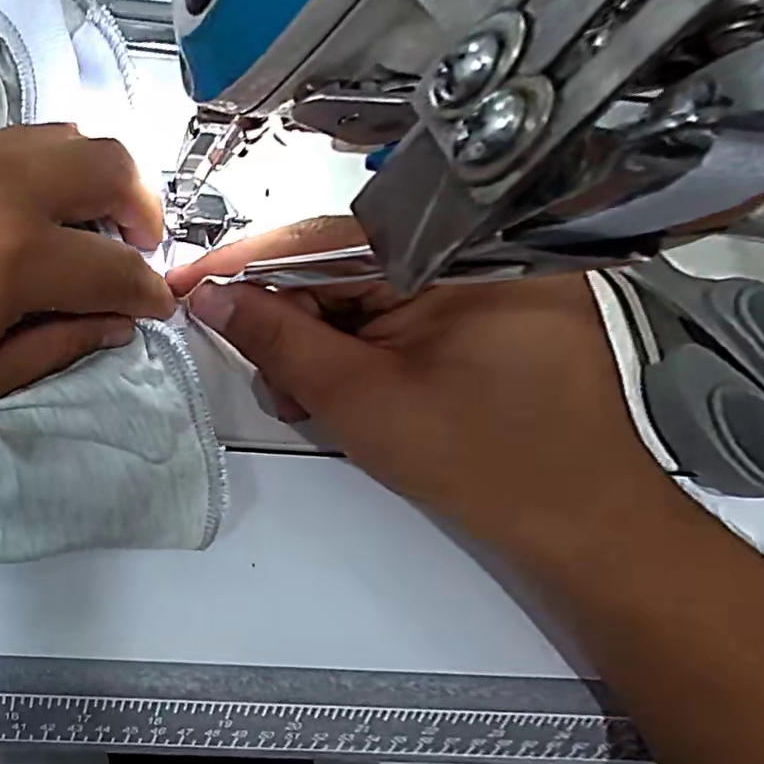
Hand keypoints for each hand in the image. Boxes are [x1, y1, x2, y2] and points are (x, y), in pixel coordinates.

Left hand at [0, 125, 172, 449]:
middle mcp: (3, 187)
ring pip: (67, 137)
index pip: (115, 268)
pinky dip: (47, 167)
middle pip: (111, 169)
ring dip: (98, 179)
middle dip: (143, 212)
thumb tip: (116, 324)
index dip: (147, 293)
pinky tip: (30, 209)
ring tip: (90, 227)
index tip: (155, 308)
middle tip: (136, 253)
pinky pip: (16, 138)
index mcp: (16, 258)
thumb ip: (59, 344)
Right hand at [169, 217, 686, 555]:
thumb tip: (211, 296)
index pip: (325, 241)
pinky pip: (392, 316)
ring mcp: (483, 283)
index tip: (188, 285)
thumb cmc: (477, 459)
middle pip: (340, 268)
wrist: (575, 521)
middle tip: (268, 381)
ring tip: (309, 401)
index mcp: (461, 251)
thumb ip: (275, 338)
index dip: (244, 265)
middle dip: (288, 325)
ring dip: (317, 347)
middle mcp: (477, 251)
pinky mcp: (480, 314)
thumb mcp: (354, 396)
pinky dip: (353, 353)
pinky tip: (343, 393)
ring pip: (360, 297)